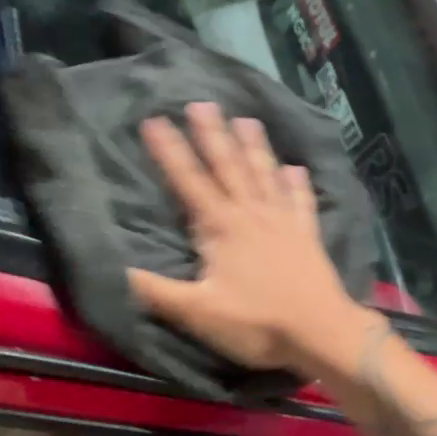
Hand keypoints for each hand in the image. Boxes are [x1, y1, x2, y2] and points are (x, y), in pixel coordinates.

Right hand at [127, 102, 365, 372]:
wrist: (321, 333)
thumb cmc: (256, 323)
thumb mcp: (198, 313)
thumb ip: (156, 291)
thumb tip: (116, 270)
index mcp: (222, 227)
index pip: (189, 181)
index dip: (169, 151)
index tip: (155, 120)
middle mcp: (252, 213)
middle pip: (229, 166)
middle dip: (212, 134)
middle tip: (201, 102)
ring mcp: (283, 221)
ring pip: (265, 174)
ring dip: (254, 147)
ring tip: (246, 119)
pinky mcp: (307, 235)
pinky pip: (301, 201)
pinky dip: (297, 183)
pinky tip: (296, 168)